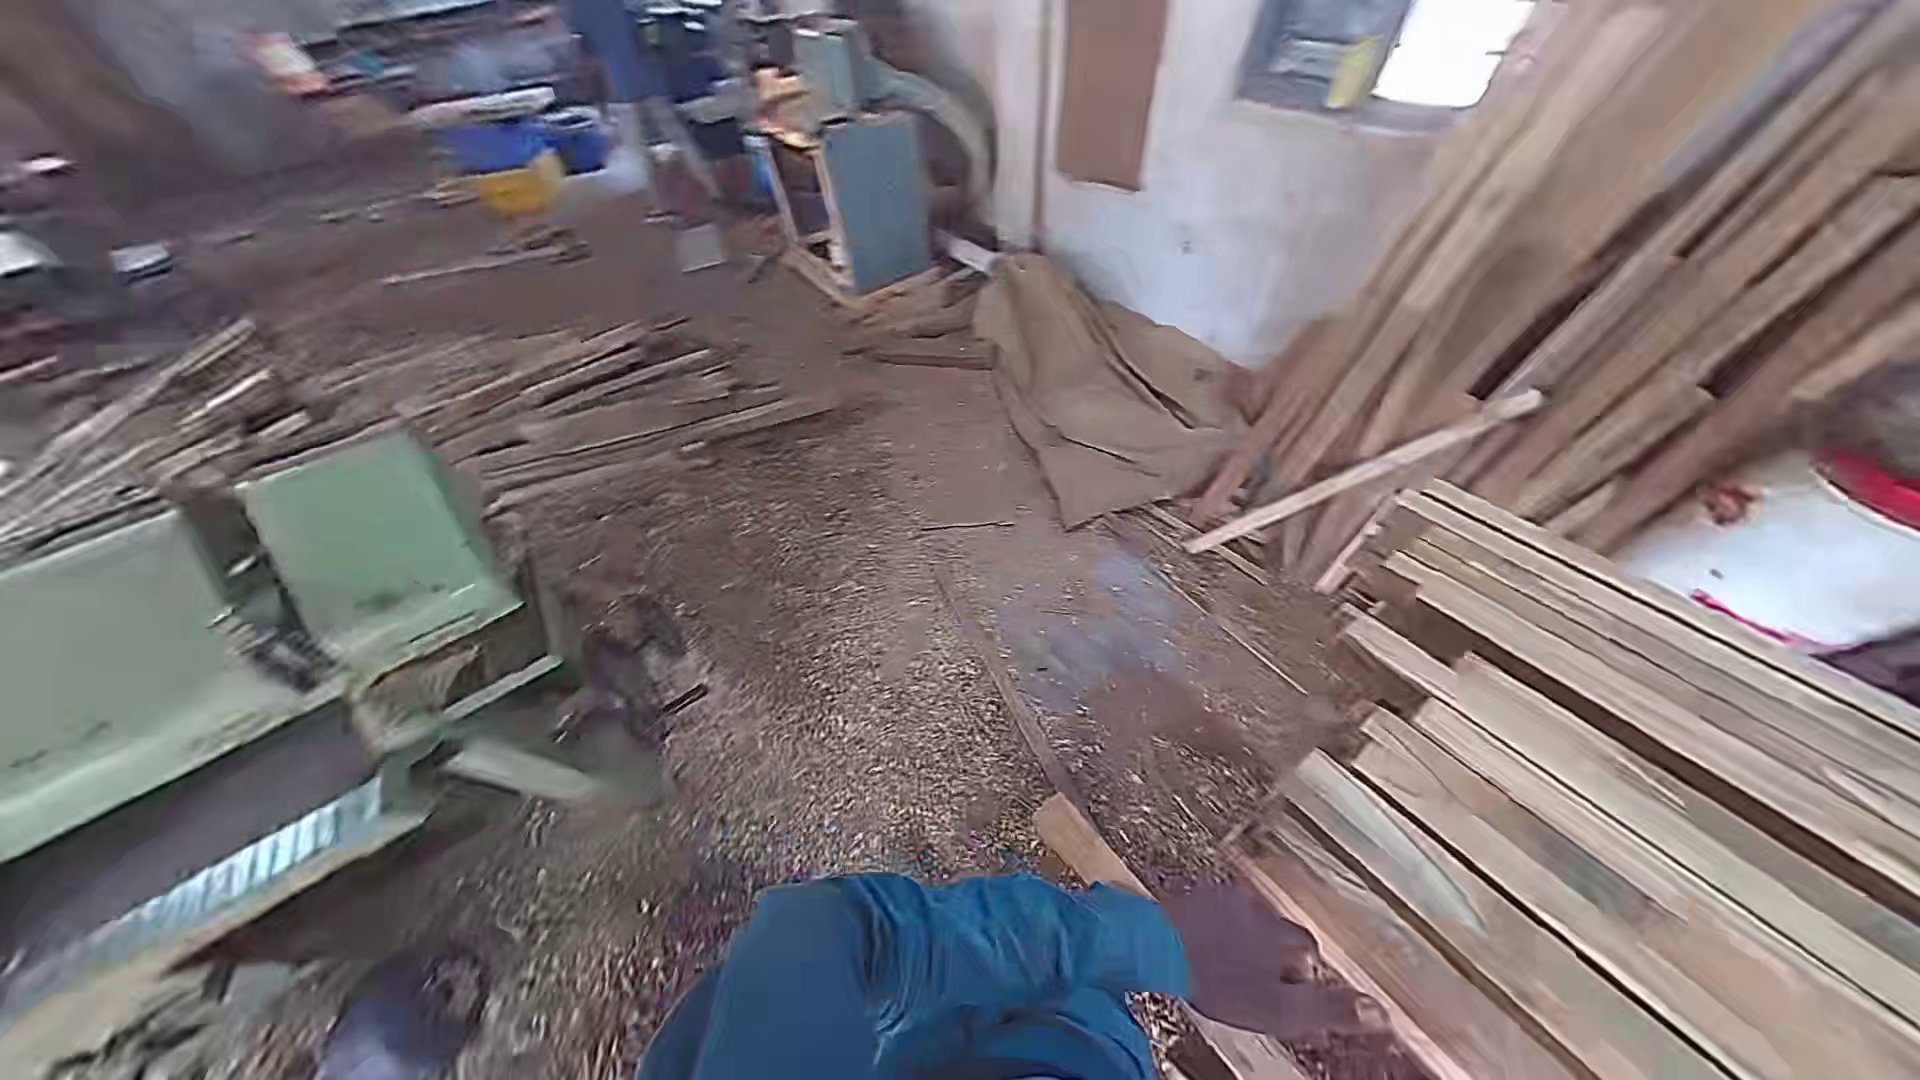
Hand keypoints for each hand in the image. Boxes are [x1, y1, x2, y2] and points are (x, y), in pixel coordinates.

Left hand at [1159, 879, 1385, 1040]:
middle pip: (1278, 931)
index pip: (1308, 950)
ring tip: (1231, 966)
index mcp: (1281, 933)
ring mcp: (1222, 895)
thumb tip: (1379, 1012)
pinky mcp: (1194, 893)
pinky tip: (1207, 946)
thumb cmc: (1216, 978)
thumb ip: (1329, 1009)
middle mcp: (1256, 906)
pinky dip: (1218, 927)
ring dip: (1245, 940)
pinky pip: (1216, 910)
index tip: (1293, 997)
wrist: (1157, 943)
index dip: (1304, 977)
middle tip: (1260, 982)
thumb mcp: (1279, 1009)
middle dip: (1275, 955)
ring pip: (1247, 919)